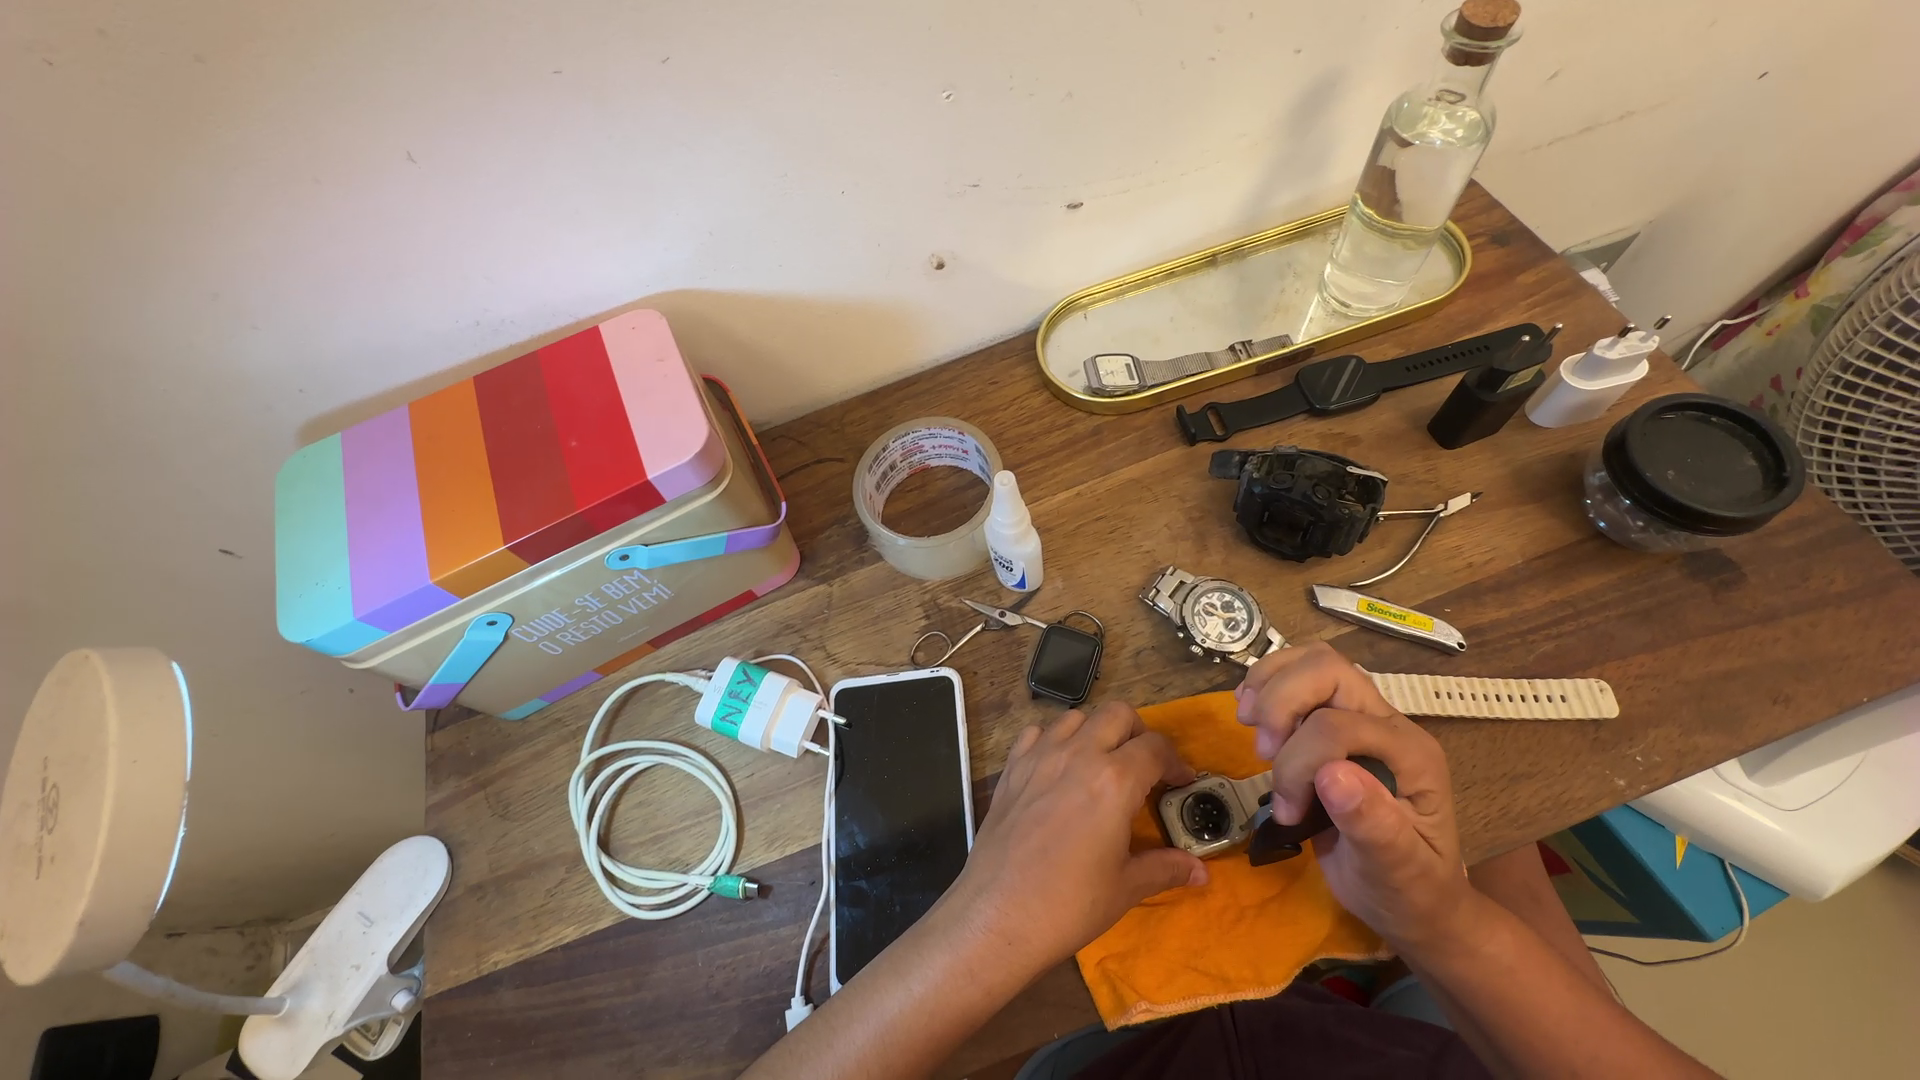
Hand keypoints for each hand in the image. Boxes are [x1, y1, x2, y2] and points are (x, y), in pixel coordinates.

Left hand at [941, 701, 1208, 969]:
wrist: (998, 915)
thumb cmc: (1069, 904)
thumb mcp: (1125, 888)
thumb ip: (1164, 868)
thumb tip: (1200, 870)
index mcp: (1114, 780)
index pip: (1155, 747)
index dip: (1176, 762)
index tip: (1181, 782)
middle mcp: (1078, 755)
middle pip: (1117, 713)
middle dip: (1138, 732)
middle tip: (1145, 766)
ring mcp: (1039, 757)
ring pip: (1075, 717)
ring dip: (1096, 731)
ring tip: (1102, 764)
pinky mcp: (1011, 769)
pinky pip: (1036, 733)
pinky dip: (1053, 739)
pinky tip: (1058, 769)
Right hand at [1236, 644, 1470, 948]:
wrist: (1413, 902)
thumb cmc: (1407, 889)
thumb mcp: (1396, 872)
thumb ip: (1373, 825)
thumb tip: (1332, 776)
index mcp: (1410, 754)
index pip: (1339, 724)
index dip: (1299, 761)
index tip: (1288, 811)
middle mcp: (1387, 724)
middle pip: (1326, 668)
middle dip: (1280, 703)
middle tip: (1263, 752)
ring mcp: (1360, 718)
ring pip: (1310, 662)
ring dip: (1269, 687)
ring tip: (1251, 726)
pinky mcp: (1332, 723)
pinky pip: (1298, 677)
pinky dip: (1265, 686)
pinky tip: (1251, 715)